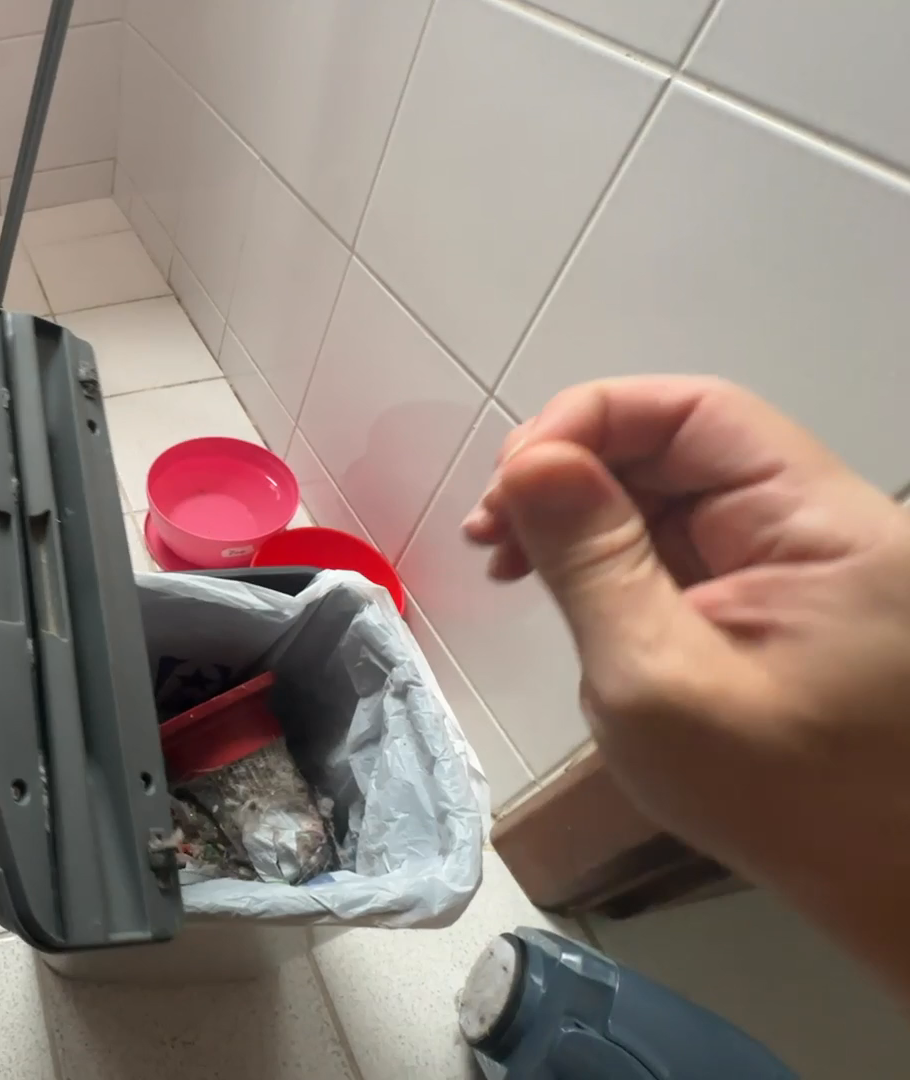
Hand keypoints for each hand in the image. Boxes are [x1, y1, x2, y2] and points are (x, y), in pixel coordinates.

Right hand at [462, 378, 909, 912]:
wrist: (880, 885)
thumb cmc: (776, 796)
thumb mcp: (652, 675)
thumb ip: (589, 560)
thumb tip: (529, 460)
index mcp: (823, 531)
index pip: (696, 413)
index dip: (588, 422)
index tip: (508, 483)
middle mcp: (812, 525)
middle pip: (668, 442)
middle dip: (559, 471)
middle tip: (486, 528)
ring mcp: (781, 557)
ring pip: (650, 485)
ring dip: (560, 507)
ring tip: (498, 556)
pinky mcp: (751, 588)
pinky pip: (654, 533)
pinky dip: (582, 543)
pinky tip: (537, 573)